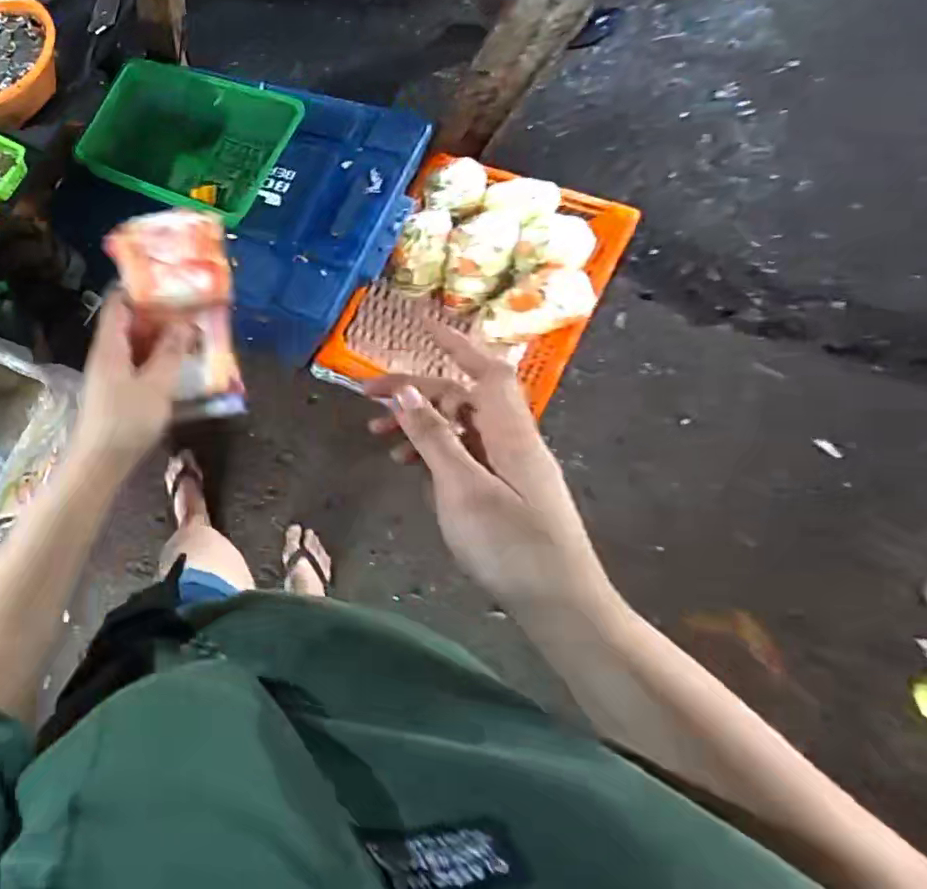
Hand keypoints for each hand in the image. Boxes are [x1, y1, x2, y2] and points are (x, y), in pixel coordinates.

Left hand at [70, 294, 185, 471]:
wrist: (98, 463)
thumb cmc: (126, 421)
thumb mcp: (156, 385)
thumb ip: (170, 352)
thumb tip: (184, 323)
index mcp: (109, 344)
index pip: (118, 301)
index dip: (141, 287)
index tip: (172, 282)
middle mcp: (105, 353)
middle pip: (129, 321)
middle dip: (159, 313)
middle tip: (192, 308)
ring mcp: (108, 372)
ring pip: (134, 344)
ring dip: (160, 337)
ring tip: (191, 333)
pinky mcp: (114, 390)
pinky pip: (136, 363)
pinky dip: (155, 358)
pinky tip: (177, 364)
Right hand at [362, 323, 612, 612]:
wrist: (561, 604)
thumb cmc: (511, 545)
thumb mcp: (462, 488)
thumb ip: (433, 436)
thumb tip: (406, 389)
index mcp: (512, 435)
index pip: (485, 372)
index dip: (454, 343)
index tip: (420, 323)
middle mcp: (514, 442)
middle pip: (462, 397)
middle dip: (414, 390)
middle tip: (365, 397)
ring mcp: (510, 466)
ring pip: (458, 425)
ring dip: (417, 422)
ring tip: (378, 438)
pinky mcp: (503, 488)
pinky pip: (462, 452)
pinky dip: (430, 449)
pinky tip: (406, 465)